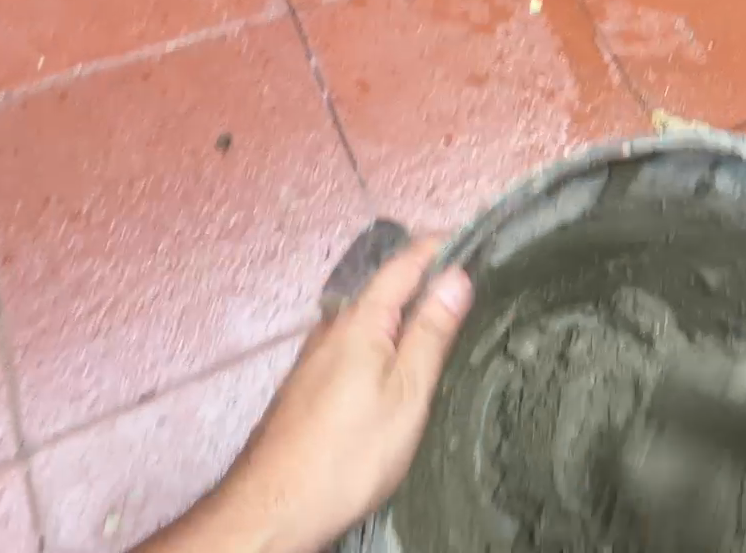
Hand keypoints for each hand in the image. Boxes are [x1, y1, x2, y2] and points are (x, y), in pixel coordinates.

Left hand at [199, 239, 474, 552]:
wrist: (272, 506)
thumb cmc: (349, 452)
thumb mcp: (406, 392)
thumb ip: (430, 331)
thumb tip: (456, 276)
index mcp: (362, 319)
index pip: (405, 263)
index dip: (439, 246)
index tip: (473, 238)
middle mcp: (336, 325)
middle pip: (386, 285)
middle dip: (425, 276)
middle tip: (468, 281)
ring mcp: (319, 352)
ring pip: (370, 314)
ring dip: (404, 307)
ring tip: (440, 317)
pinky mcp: (311, 380)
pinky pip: (356, 338)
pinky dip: (385, 333)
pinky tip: (396, 358)